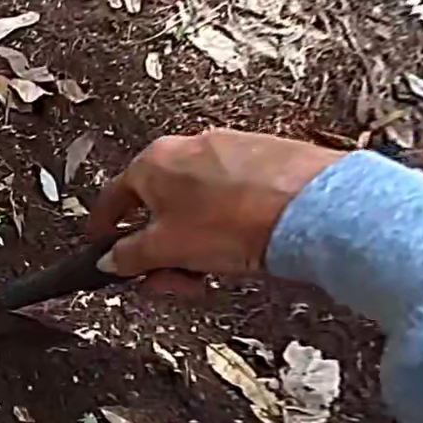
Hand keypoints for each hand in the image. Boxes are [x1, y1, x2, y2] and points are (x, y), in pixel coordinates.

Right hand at [88, 129, 344, 279]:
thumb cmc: (236, 223)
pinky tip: (233, 251)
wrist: (320, 212)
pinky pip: (227, 197)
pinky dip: (220, 226)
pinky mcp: (268, 160)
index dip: (102, 229)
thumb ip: (127, 256)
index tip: (102, 246)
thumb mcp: (162, 250)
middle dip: (154, 247)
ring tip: (203, 271)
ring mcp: (233, 150)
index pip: (112, 198)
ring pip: (192, 204)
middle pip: (155, 204)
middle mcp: (190, 146)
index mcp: (154, 162)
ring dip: (187, 241)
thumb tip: (112, 260)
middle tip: (161, 275)